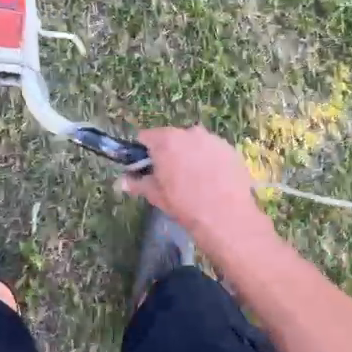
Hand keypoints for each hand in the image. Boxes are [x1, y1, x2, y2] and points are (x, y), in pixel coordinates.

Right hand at [120, 126, 270, 242]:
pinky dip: (210, 160)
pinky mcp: (230, 149)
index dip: (143, 151)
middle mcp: (188, 132)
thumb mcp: (156, 195)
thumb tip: (121, 182)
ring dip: (191, 155)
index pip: (146, 137)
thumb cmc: (185, 205)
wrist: (227, 219)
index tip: (147, 167)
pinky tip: (214, 180)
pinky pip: (213, 150)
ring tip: (196, 180)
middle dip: (169, 152)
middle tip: (172, 176)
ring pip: (194, 143)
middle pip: (171, 138)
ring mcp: (212, 139)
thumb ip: (137, 183)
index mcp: (165, 140)